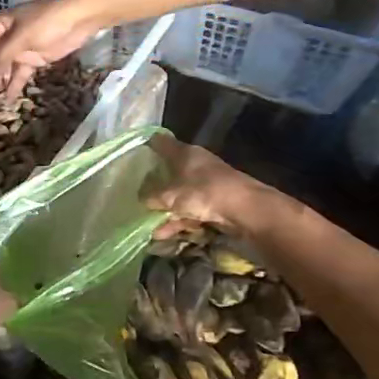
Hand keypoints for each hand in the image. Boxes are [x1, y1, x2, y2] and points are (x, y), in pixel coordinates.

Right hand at [0, 0, 104, 106]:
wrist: (80, 18)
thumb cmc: (47, 22)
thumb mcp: (20, 38)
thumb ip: (1, 57)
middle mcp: (6, 38)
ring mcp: (21, 49)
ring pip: (2, 70)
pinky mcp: (35, 59)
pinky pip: (19, 75)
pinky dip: (13, 87)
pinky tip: (7, 100)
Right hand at [144, 135, 280, 236]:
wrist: (246, 210)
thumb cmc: (203, 192)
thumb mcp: (170, 196)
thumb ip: (151, 196)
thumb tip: (141, 198)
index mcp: (184, 153)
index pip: (160, 142)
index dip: (146, 146)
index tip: (132, 155)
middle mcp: (195, 164)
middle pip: (169, 170)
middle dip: (153, 185)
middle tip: (135, 195)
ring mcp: (206, 183)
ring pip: (179, 194)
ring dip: (165, 210)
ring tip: (149, 227)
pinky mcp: (215, 201)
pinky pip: (190, 209)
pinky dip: (179, 220)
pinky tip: (164, 235)